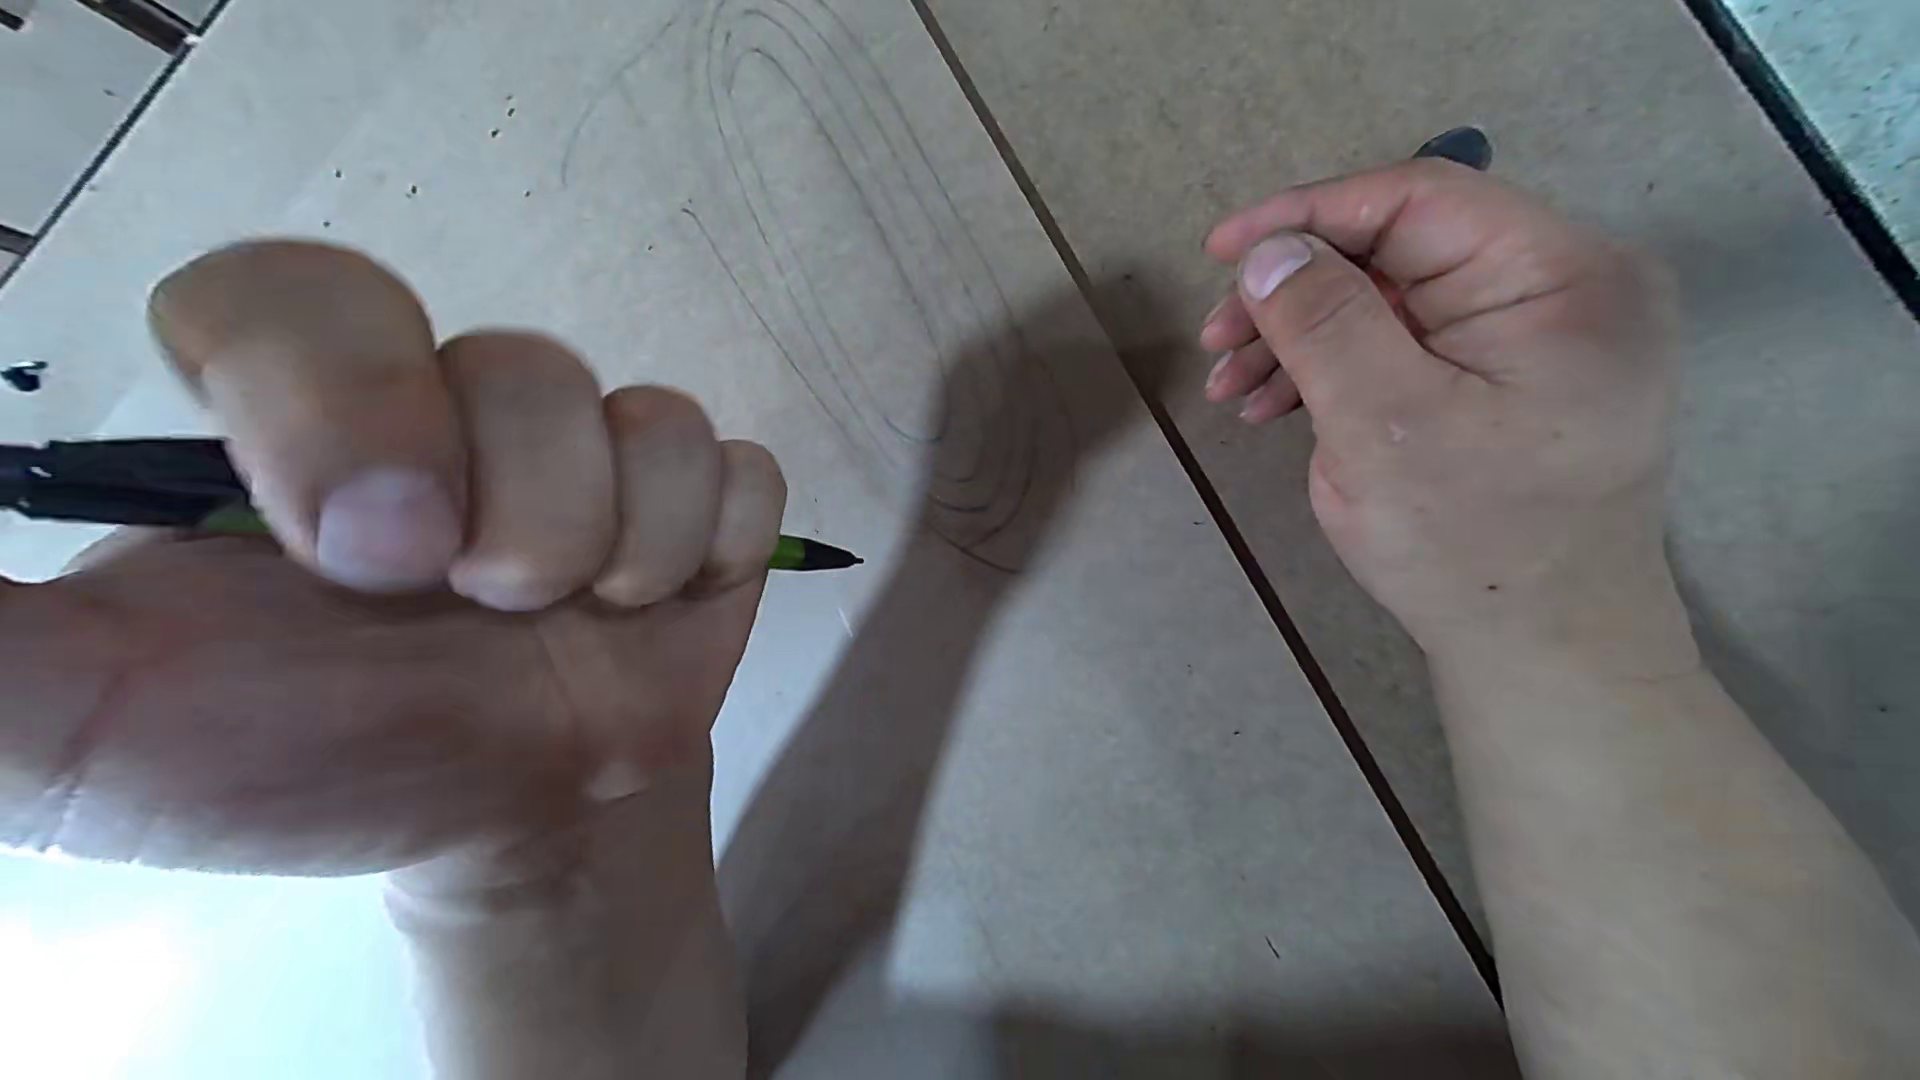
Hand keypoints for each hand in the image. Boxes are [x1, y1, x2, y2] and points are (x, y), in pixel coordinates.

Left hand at [0, 242, 783, 881]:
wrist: (524, 806)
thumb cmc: (328, 765)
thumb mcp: (83, 737)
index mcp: (323, 424)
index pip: (312, 293)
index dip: (356, 402)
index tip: (380, 554)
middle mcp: (475, 413)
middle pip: (535, 367)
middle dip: (535, 514)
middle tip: (506, 606)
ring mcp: (615, 452)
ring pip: (662, 422)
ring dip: (634, 546)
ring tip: (599, 615)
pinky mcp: (713, 500)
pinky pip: (746, 473)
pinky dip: (720, 546)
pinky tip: (674, 596)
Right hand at [1198, 160, 1691, 668]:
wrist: (1529, 639)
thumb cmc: (1464, 538)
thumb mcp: (1382, 425)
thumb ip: (1324, 325)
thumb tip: (1266, 252)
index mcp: (1552, 276)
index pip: (1414, 201)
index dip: (1305, 213)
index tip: (1219, 249)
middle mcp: (1542, 292)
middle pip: (1387, 255)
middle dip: (1288, 293)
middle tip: (1214, 338)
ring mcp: (1508, 343)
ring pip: (1374, 306)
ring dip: (1290, 339)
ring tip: (1227, 386)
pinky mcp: (1475, 384)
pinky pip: (1382, 353)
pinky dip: (1317, 373)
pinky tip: (1265, 406)